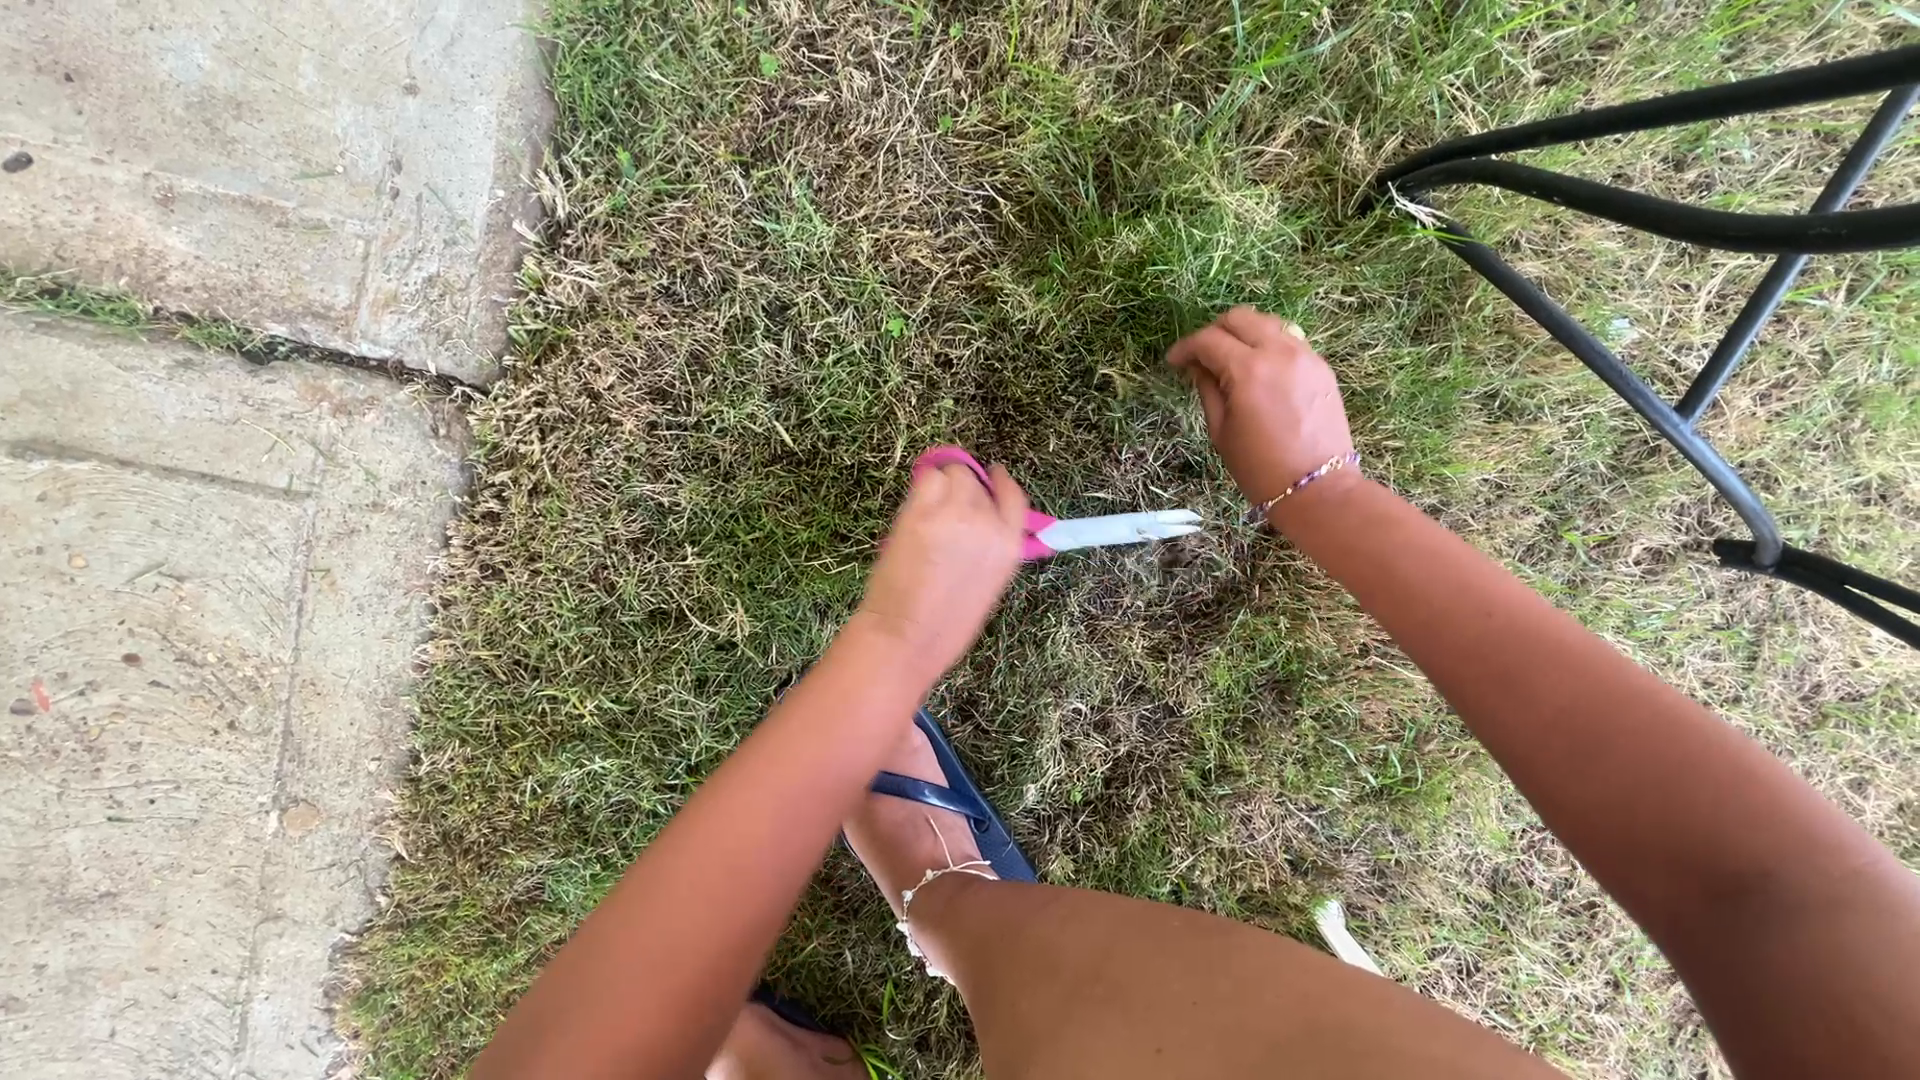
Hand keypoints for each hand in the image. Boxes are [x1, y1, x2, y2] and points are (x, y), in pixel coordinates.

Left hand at [851, 462, 1028, 682]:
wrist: (906, 637)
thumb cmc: (946, 627)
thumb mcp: (988, 587)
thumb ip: (989, 549)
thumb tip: (978, 525)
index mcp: (1009, 547)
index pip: (1013, 497)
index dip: (999, 483)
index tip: (992, 475)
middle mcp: (988, 523)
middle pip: (979, 483)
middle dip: (965, 490)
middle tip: (946, 508)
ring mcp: (954, 513)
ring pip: (953, 474)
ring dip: (943, 484)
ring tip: (929, 508)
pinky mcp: (920, 511)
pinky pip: (926, 479)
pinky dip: (922, 487)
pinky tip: (915, 506)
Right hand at [1167, 306, 1355, 511]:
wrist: (1317, 488)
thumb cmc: (1260, 468)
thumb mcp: (1222, 431)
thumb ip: (1208, 390)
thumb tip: (1198, 367)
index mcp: (1248, 371)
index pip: (1209, 341)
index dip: (1185, 348)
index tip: (1173, 361)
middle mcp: (1278, 352)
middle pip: (1240, 318)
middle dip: (1214, 331)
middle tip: (1201, 356)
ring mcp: (1305, 356)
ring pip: (1267, 323)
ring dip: (1243, 333)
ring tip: (1230, 359)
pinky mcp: (1321, 366)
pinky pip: (1289, 339)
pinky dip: (1268, 344)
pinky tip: (1259, 368)